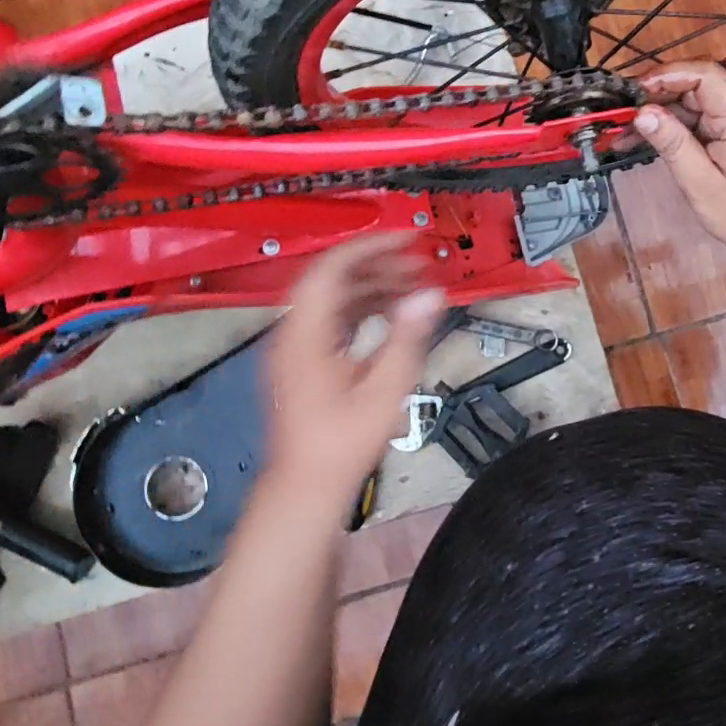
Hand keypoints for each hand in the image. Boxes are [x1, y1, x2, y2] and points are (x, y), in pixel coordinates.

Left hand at [265, 235, 444, 504]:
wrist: (307, 485)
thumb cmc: (342, 443)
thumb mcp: (384, 389)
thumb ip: (407, 338)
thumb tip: (430, 295)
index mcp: (306, 333)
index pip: (333, 269)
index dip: (370, 247)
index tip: (407, 239)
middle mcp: (295, 333)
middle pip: (334, 280)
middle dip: (378, 265)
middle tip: (419, 264)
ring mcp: (297, 347)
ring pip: (335, 299)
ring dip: (374, 287)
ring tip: (414, 286)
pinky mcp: (305, 361)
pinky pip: (334, 320)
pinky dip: (364, 309)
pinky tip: (394, 314)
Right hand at [633, 62, 725, 263]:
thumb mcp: (701, 184)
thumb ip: (673, 145)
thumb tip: (643, 113)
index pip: (706, 75)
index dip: (667, 74)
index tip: (634, 91)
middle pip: (698, 85)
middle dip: (658, 95)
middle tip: (622, 114)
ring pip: (695, 101)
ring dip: (662, 113)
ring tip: (626, 132)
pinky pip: (702, 117)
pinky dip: (675, 126)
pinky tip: (648, 138)